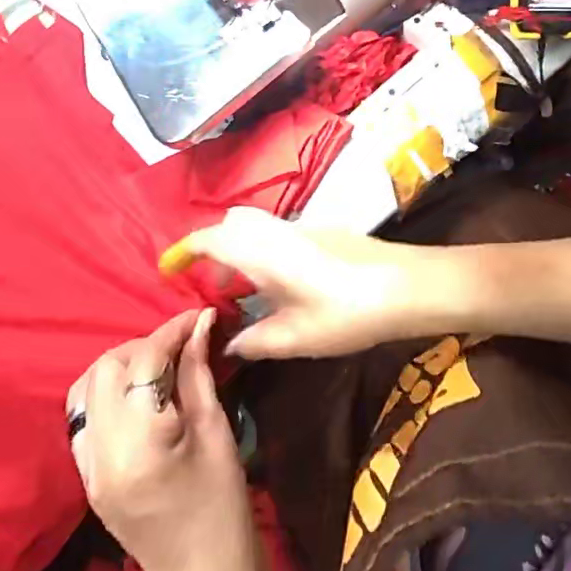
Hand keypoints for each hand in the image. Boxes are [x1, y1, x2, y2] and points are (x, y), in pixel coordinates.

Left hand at [68, 309, 260, 570]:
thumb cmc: (223, 505)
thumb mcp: (216, 431)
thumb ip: (198, 372)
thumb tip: (199, 323)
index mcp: (139, 443)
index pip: (145, 361)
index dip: (172, 330)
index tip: (198, 316)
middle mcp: (101, 452)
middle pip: (107, 368)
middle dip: (144, 346)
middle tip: (180, 348)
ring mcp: (87, 467)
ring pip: (87, 387)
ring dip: (120, 366)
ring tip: (157, 369)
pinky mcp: (86, 477)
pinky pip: (83, 417)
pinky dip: (105, 393)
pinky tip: (135, 395)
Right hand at [163, 208, 432, 359]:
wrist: (402, 285)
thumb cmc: (342, 311)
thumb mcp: (294, 337)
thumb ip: (254, 341)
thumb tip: (228, 345)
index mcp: (258, 251)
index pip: (208, 239)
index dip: (183, 251)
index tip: (168, 268)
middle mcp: (273, 231)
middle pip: (229, 225)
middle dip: (211, 249)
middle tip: (210, 287)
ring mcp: (297, 228)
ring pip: (252, 227)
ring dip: (237, 250)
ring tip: (240, 291)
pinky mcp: (317, 232)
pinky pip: (273, 233)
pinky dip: (259, 250)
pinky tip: (275, 284)